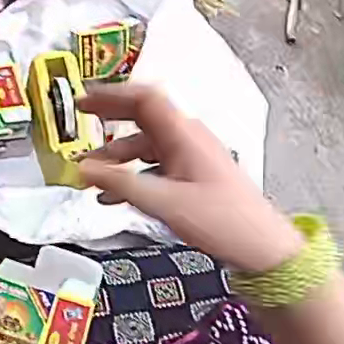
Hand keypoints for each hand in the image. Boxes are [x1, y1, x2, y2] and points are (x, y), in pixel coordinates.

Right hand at [75, 86, 304, 273]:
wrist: (261, 247)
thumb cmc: (220, 220)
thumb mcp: (163, 202)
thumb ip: (120, 183)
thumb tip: (84, 169)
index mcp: (184, 135)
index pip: (144, 99)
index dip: (111, 95)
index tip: (84, 98)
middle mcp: (188, 138)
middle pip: (143, 118)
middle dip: (110, 118)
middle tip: (82, 118)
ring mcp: (192, 156)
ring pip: (146, 146)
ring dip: (117, 157)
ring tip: (90, 174)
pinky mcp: (193, 175)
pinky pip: (155, 165)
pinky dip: (132, 174)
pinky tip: (114, 195)